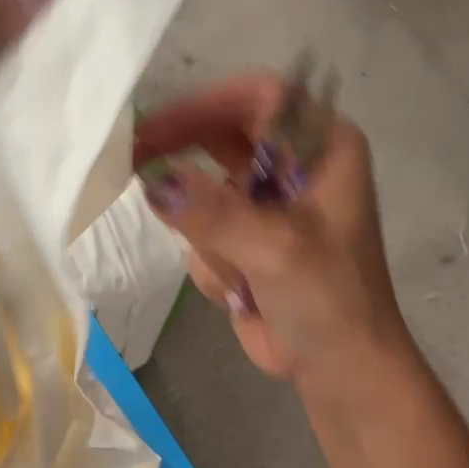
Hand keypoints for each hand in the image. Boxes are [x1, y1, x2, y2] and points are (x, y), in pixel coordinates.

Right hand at [134, 75, 409, 382]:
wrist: (337, 367)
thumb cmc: (328, 300)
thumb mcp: (273, 249)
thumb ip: (212, 213)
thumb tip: (153, 186)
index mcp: (322, 148)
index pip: (257, 100)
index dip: (203, 107)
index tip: (152, 129)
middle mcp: (293, 169)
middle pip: (222, 140)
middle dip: (184, 162)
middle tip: (131, 163)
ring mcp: (265, 211)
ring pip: (203, 200)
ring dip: (210, 241)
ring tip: (245, 281)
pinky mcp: (244, 248)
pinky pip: (201, 241)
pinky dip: (213, 269)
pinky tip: (244, 296)